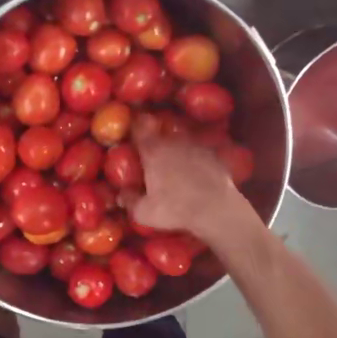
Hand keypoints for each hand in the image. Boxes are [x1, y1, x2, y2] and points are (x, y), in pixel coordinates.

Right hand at [124, 128, 252, 245]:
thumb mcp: (144, 212)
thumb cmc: (174, 209)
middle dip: (156, 139)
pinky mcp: (214, 156)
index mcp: (153, 153)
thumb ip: (130, 201)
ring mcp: (196, 147)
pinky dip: (195, 159)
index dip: (135, 126)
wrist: (215, 209)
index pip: (139, 129)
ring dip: (177, 148)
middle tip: (152, 152)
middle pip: (161, 134)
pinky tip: (196, 172)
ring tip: (175, 163)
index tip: (132, 126)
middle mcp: (174, 143)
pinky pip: (200, 153)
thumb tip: (121, 195)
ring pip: (182, 142)